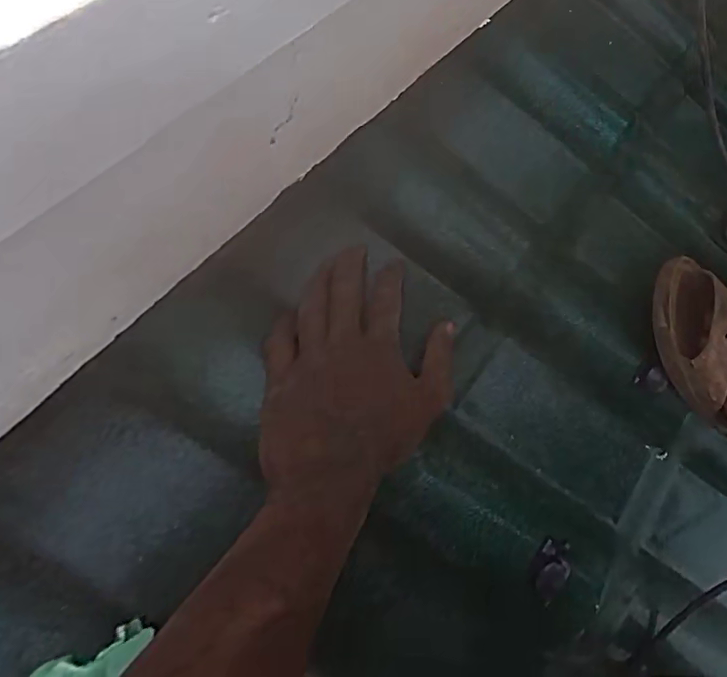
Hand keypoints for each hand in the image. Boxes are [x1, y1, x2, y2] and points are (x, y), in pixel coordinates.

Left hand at [260, 247, 456, 499]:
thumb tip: (447, 325)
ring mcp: (307, 361)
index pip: (386, 301)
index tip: (393, 263)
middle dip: (349, 268)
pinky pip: (278, 343)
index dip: (390, 279)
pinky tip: (288, 312)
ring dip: (317, 284)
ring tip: (323, 266)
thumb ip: (440, 360)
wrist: (327, 477)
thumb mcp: (429, 401)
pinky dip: (283, 323)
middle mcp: (342, 344)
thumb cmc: (385, 439)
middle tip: (352, 249)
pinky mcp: (280, 381)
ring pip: (311, 311)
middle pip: (344, 295)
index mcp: (379, 347)